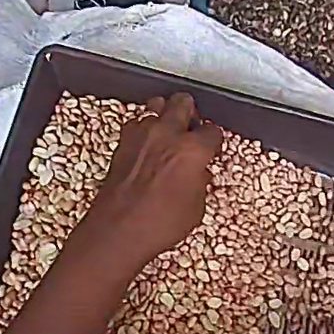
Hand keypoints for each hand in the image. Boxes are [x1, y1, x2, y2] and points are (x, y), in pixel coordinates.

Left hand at [67, 94, 222, 280]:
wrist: (119, 230)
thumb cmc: (157, 223)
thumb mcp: (195, 208)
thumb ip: (200, 182)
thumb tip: (198, 174)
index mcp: (193, 149)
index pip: (212, 132)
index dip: (214, 141)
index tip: (212, 148)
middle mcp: (167, 134)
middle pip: (183, 103)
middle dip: (191, 113)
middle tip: (193, 128)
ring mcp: (142, 133)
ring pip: (157, 105)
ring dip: (166, 114)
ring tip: (170, 132)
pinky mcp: (123, 141)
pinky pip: (138, 122)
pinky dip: (145, 128)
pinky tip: (149, 145)